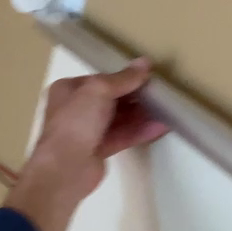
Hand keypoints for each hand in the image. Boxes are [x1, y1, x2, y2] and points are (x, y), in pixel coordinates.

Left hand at [2, 58, 168, 230]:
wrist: (65, 168)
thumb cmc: (76, 121)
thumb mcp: (99, 90)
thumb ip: (123, 78)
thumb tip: (144, 62)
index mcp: (68, 90)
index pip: (99, 80)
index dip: (122, 78)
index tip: (147, 77)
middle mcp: (75, 109)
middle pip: (110, 99)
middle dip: (134, 97)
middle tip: (160, 94)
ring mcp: (86, 131)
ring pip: (118, 119)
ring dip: (140, 115)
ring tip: (165, 110)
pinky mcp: (98, 150)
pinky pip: (121, 136)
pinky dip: (139, 131)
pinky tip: (161, 127)